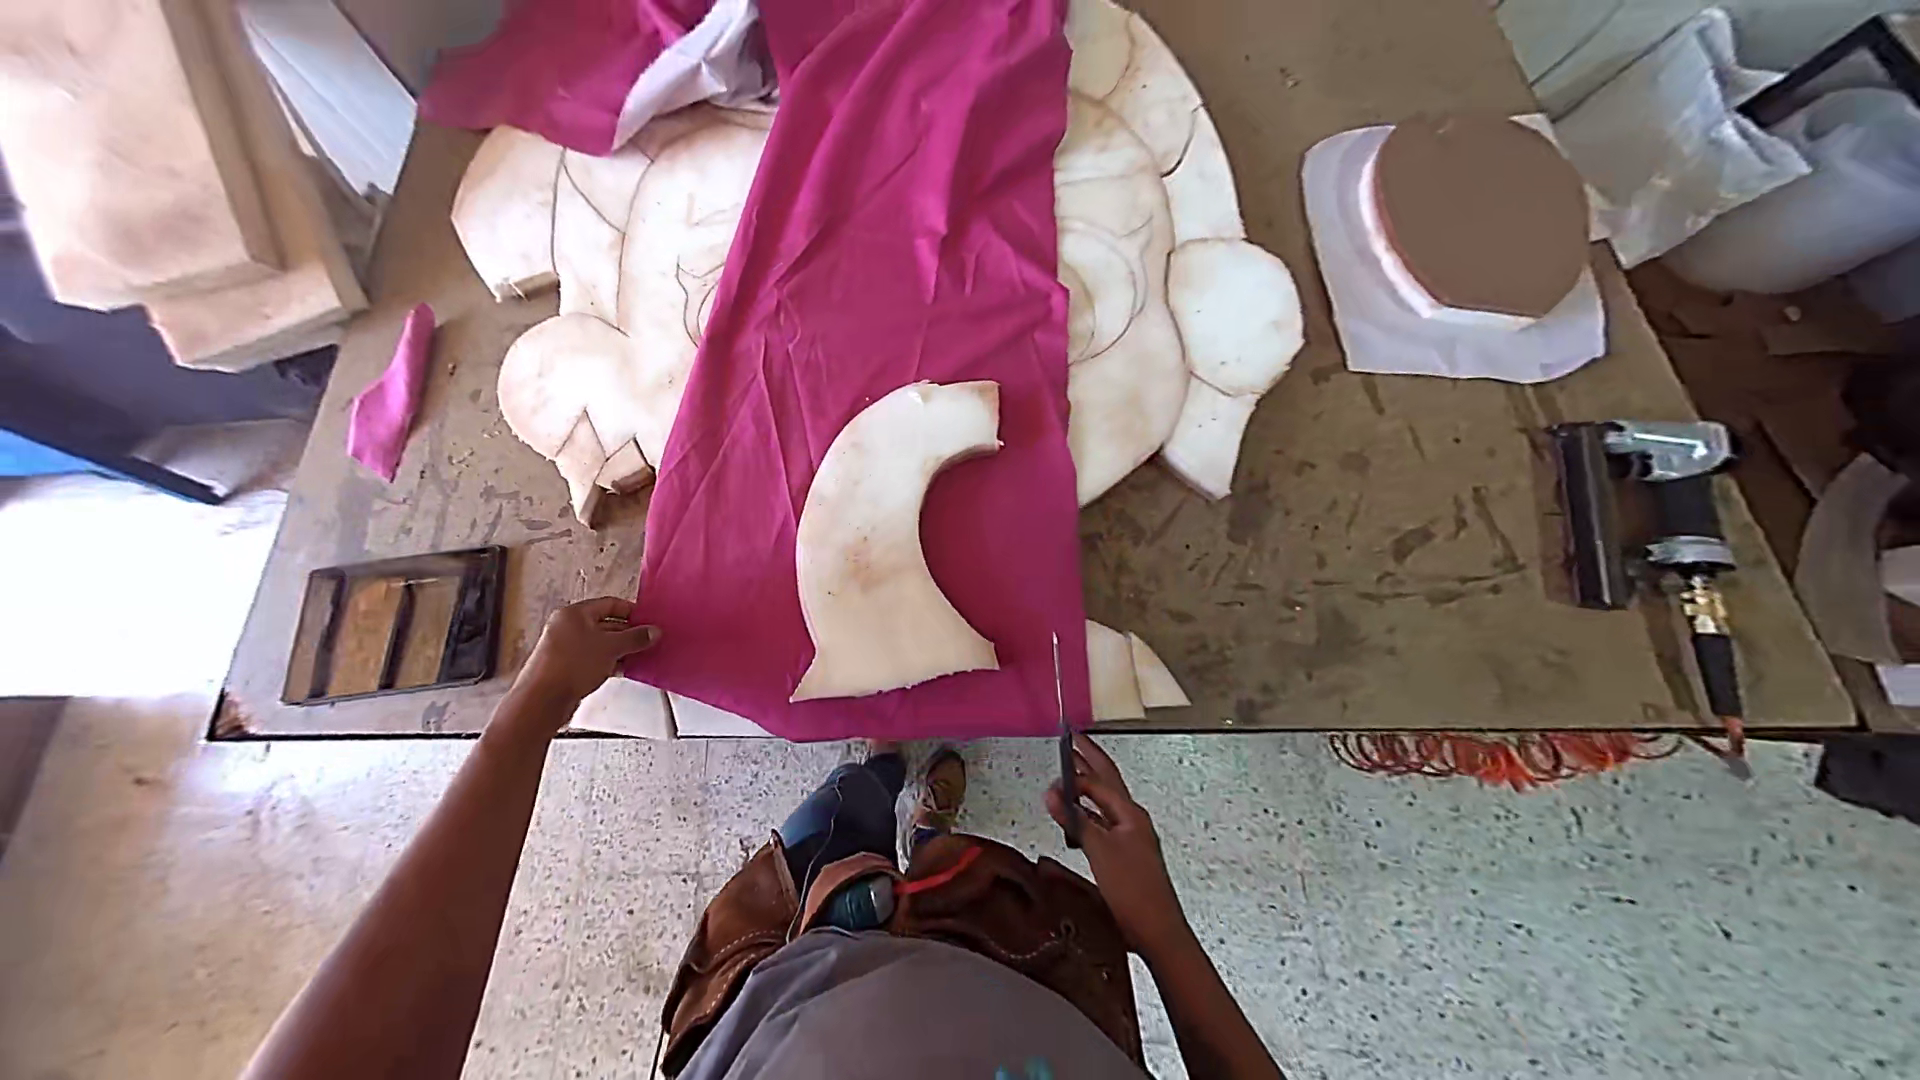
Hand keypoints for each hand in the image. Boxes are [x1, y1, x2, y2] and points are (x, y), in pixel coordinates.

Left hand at [508, 597, 658, 718]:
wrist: (542, 701)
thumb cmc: (570, 666)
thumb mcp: (611, 647)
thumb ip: (635, 637)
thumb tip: (652, 632)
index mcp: (574, 614)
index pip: (609, 604)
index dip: (631, 611)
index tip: (647, 620)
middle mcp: (567, 628)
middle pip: (606, 624)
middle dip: (628, 633)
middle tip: (648, 640)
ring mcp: (565, 648)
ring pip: (600, 644)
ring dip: (620, 650)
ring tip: (640, 655)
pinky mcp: (566, 667)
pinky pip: (593, 659)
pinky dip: (609, 662)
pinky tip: (624, 669)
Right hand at [1046, 733, 1191, 955]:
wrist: (1157, 932)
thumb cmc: (1133, 892)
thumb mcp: (1098, 850)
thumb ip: (1074, 819)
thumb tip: (1052, 793)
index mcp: (1130, 814)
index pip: (1098, 783)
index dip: (1076, 772)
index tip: (1057, 759)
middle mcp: (1132, 819)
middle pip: (1107, 782)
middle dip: (1090, 759)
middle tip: (1074, 739)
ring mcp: (1130, 836)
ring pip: (1105, 801)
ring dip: (1088, 785)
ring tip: (1071, 769)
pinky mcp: (1125, 853)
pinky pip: (1103, 821)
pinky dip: (1087, 811)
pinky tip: (1077, 815)